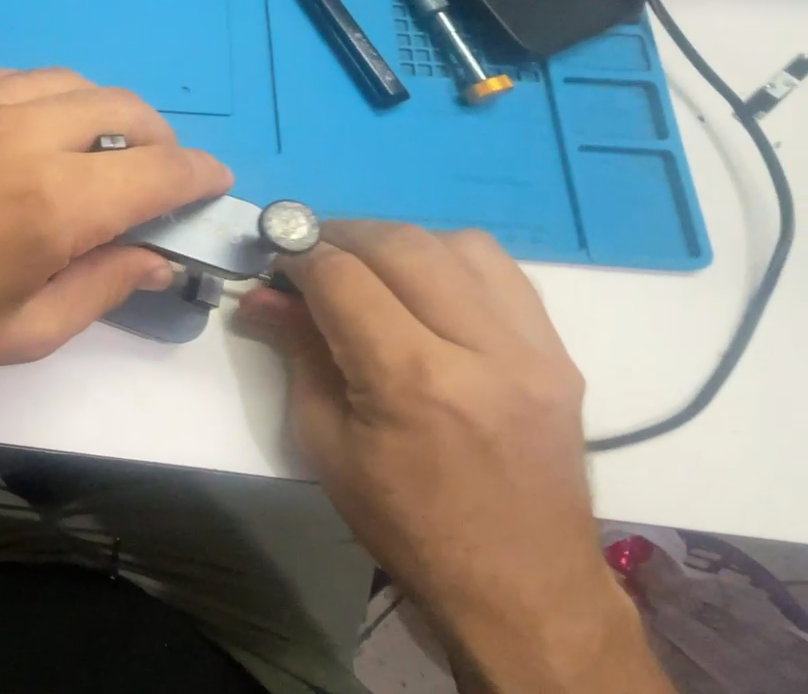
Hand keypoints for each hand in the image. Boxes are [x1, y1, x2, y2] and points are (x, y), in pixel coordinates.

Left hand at [0, 68, 230, 404]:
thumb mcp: (24, 330)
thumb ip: (103, 286)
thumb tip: (157, 257)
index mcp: (52, 202)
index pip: (159, 169)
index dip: (200, 176)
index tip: (212, 185)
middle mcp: (22, 135)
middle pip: (124, 110)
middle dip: (158, 141)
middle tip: (155, 179)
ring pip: (72, 84)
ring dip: (104, 115)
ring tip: (98, 155)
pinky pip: (17, 80)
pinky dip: (47, 100)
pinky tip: (35, 135)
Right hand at [239, 223, 668, 691]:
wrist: (521, 584)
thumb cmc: (402, 519)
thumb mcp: (323, 439)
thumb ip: (296, 351)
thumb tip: (260, 295)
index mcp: (412, 381)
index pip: (342, 277)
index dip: (298, 255)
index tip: (272, 256)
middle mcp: (481, 351)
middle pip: (402, 245)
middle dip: (341, 235)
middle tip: (307, 253)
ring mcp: (534, 350)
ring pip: (460, 244)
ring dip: (398, 242)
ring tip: (366, 266)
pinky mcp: (560, 356)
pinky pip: (503, 274)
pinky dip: (450, 261)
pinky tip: (422, 286)